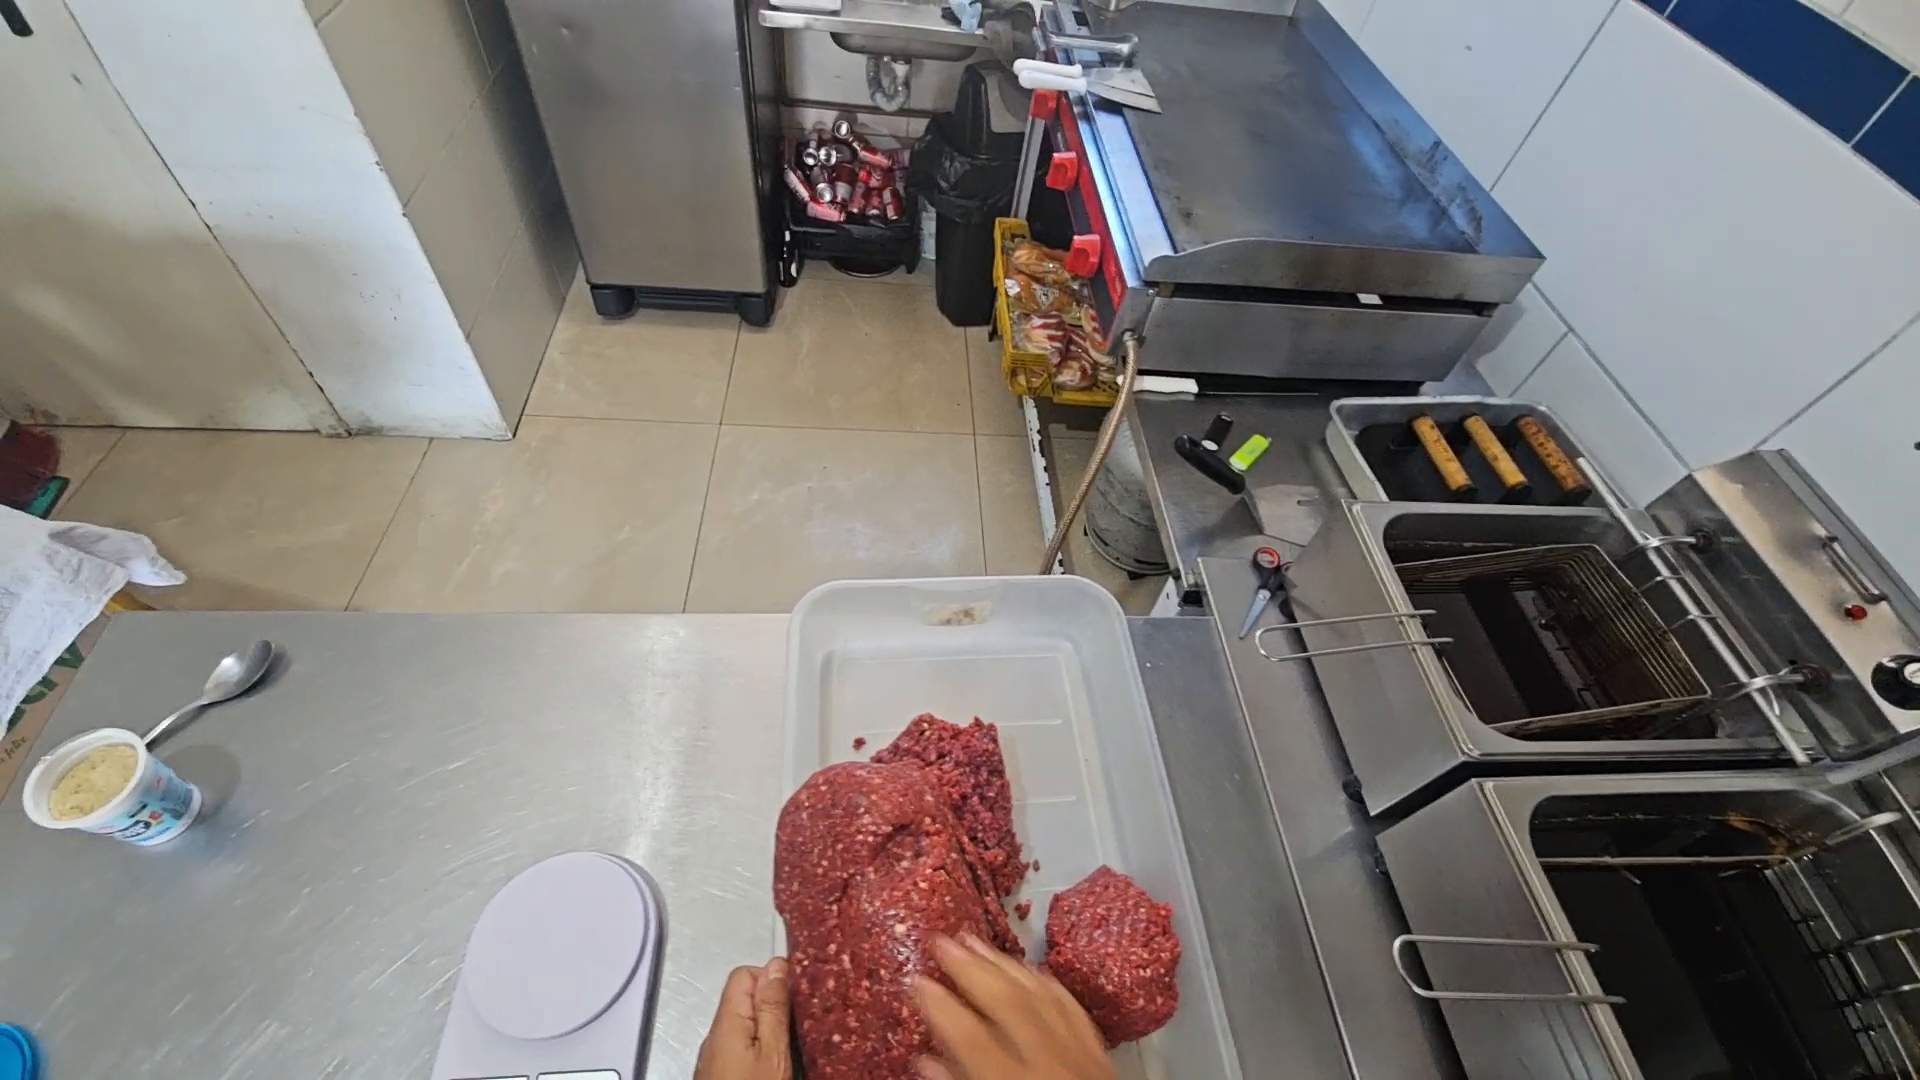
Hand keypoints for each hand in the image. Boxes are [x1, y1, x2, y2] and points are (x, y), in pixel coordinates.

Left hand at [694, 958, 792, 1079]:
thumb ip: (773, 1007)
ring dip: (766, 1028)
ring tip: (786, 1047)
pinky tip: (771, 1065)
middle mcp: (715, 1034)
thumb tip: (776, 964)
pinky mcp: (717, 1073)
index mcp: (726, 1020)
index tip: (792, 999)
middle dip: (771, 1006)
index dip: (771, 979)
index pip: (744, 973)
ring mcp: (713, 1056)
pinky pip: (739, 1045)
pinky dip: (757, 1048)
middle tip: (793, 1029)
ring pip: (743, 1024)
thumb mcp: (772, 1050)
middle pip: (744, 999)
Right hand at [913, 934, 1114, 1079]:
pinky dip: (1047, 984)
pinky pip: (1071, 1008)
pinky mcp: (1103, 1059)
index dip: (941, 1007)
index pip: (972, 1038)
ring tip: (974, 940)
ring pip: (1040, 996)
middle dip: (971, 969)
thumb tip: (925, 1063)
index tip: (916, 979)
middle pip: (1008, 1003)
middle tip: (942, 940)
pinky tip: (1028, 969)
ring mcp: (1083, 1058)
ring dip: (1004, 964)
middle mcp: (1053, 1067)